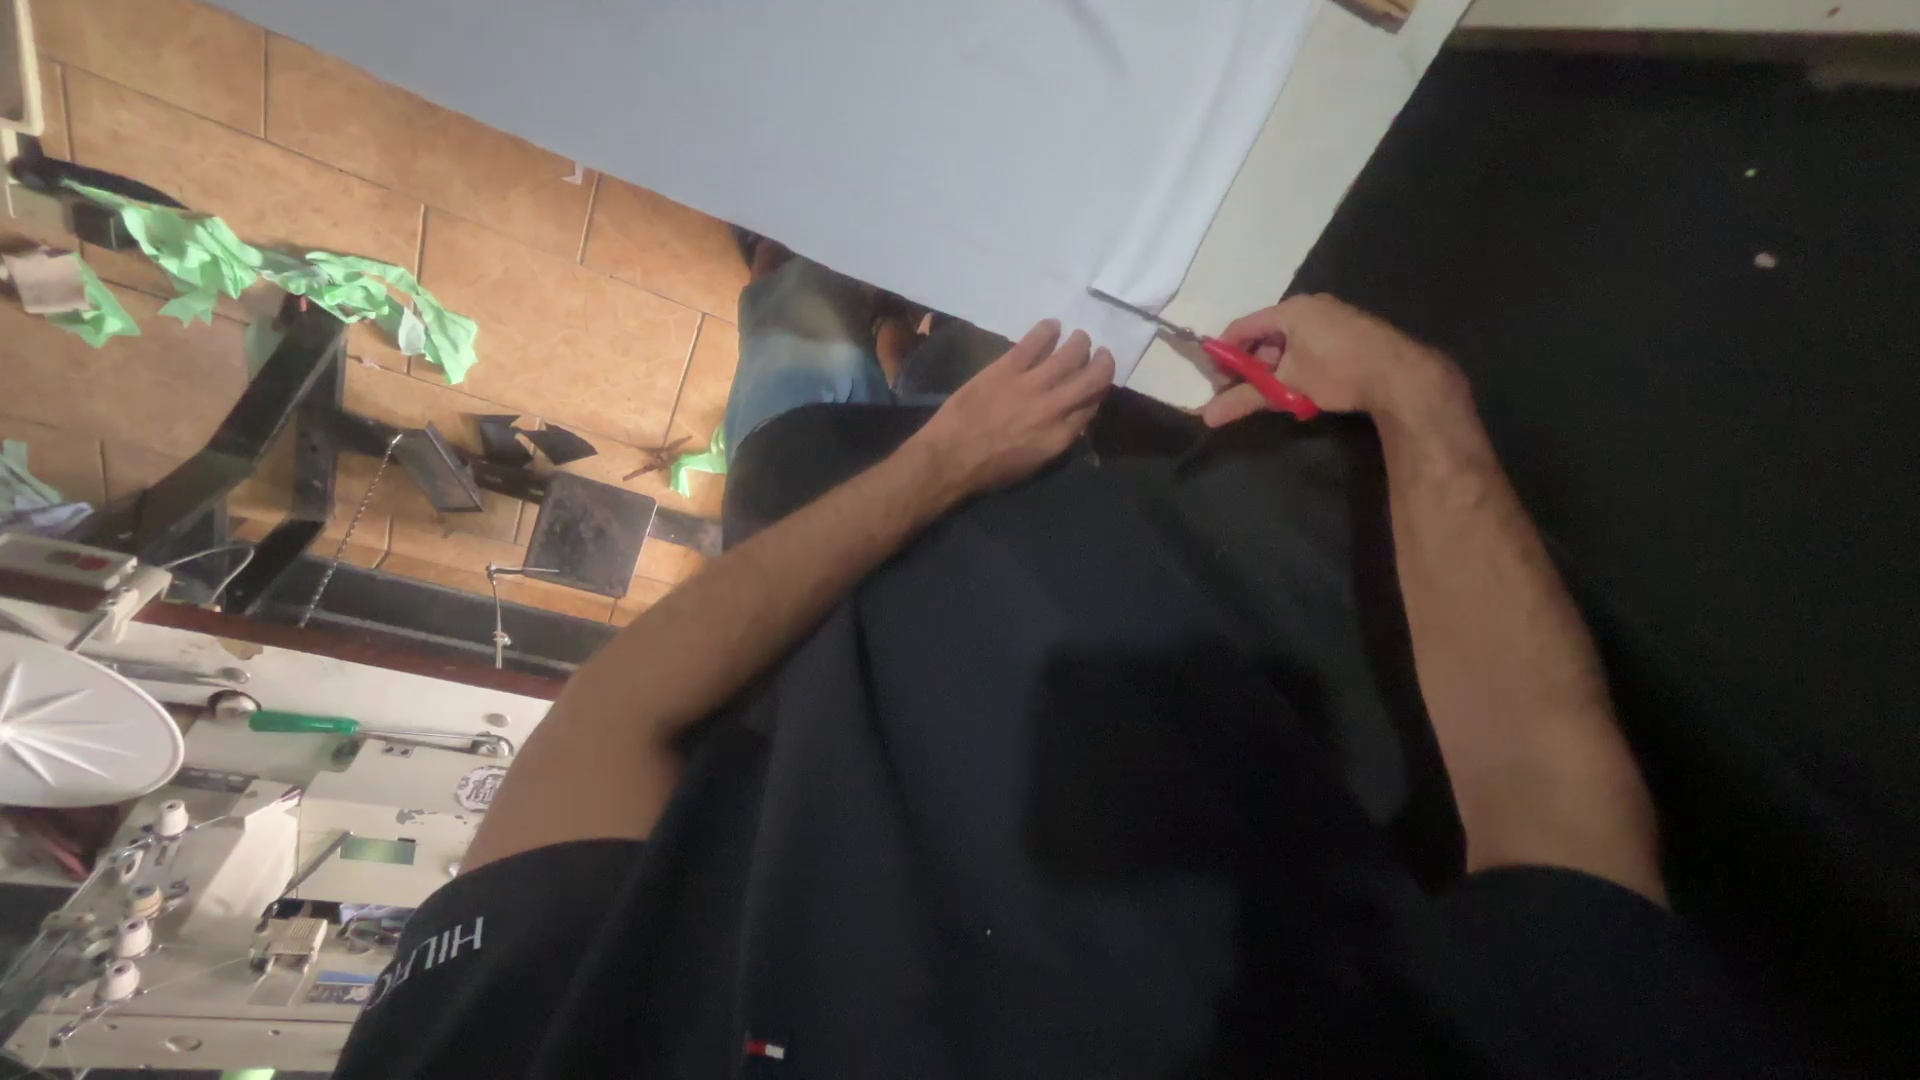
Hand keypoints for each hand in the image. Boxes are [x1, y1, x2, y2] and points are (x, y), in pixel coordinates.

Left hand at [906, 319, 1114, 497]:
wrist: (950, 458)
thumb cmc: (990, 470)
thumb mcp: (1034, 464)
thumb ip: (1057, 438)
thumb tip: (1069, 419)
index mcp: (1062, 436)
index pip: (1093, 405)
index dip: (1098, 391)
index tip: (1095, 385)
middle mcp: (1055, 408)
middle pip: (1093, 378)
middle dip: (1102, 363)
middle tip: (1100, 355)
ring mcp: (1032, 385)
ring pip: (1070, 354)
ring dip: (1079, 342)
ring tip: (1078, 338)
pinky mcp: (1007, 368)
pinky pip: (1035, 342)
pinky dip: (1047, 331)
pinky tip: (1051, 326)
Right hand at [1198, 294, 1458, 426]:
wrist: (1400, 376)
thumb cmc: (1336, 372)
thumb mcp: (1285, 387)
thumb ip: (1243, 399)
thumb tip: (1206, 417)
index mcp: (1290, 311)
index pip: (1241, 328)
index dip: (1223, 354)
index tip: (1216, 381)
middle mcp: (1309, 307)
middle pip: (1264, 336)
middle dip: (1249, 367)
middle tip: (1241, 393)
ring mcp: (1332, 318)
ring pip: (1288, 344)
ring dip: (1274, 370)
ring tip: (1271, 396)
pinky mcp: (1349, 333)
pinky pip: (1308, 346)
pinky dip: (1296, 367)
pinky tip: (1299, 391)